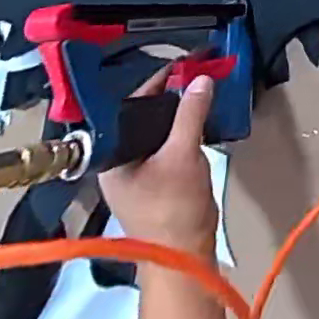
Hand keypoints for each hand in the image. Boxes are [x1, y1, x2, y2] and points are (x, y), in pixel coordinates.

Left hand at [98, 67, 219, 258]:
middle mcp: (122, 159)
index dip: (157, 83)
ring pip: (161, 127)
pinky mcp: (161, 176)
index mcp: (113, 155)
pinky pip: (172, 140)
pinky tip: (205, 112)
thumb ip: (191, 113)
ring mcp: (142, 169)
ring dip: (183, 108)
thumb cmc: (173, 207)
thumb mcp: (182, 154)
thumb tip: (202, 78)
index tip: (183, 64)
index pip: (130, 107)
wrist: (185, 255)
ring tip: (204, 85)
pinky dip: (188, 125)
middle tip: (198, 70)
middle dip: (173, 92)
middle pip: (146, 115)